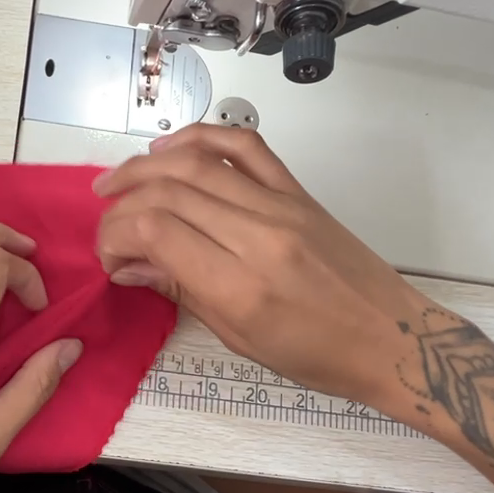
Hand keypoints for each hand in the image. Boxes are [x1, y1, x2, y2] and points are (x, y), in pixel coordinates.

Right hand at [93, 125, 432, 406]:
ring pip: (197, 163)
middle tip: (105, 225)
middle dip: (121, 205)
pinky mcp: (297, 191)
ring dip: (143, 167)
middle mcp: (257, 235)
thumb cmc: (313, 355)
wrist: (389, 339)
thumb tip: (130, 264)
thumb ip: (181, 291)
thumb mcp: (237, 338)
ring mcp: (281, 205)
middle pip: (167, 193)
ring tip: (114, 182)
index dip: (115, 236)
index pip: (155, 231)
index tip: (108, 256)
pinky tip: (167, 148)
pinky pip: (245, 147)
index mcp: (239, 286)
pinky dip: (200, 137)